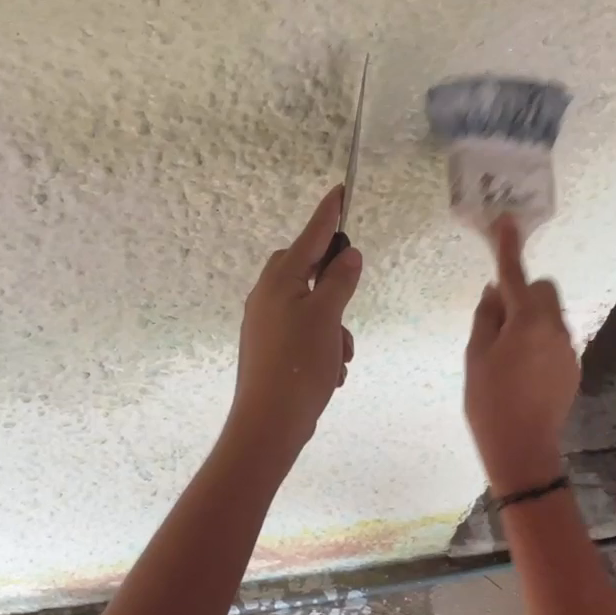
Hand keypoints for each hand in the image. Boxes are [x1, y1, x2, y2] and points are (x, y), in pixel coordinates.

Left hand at [229, 186, 361, 452]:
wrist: (269, 423)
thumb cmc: (299, 364)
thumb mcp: (327, 318)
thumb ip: (339, 282)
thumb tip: (349, 255)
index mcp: (279, 281)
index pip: (310, 237)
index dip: (328, 214)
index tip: (340, 191)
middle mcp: (267, 296)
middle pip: (306, 271)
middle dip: (333, 287)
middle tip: (348, 302)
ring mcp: (266, 323)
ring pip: (311, 307)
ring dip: (333, 326)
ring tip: (340, 355)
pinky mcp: (270, 348)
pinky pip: (303, 333)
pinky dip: (322, 345)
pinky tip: (331, 369)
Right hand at [465, 217, 578, 493]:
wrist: (523, 449)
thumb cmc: (490, 401)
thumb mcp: (476, 355)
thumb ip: (487, 316)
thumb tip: (496, 291)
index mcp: (527, 320)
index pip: (515, 274)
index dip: (509, 246)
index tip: (506, 221)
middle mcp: (555, 328)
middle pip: (541, 291)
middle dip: (522, 294)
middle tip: (496, 321)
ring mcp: (567, 349)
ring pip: (548, 316)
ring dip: (529, 320)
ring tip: (505, 354)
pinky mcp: (572, 367)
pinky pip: (553, 339)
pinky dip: (537, 341)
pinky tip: (520, 371)